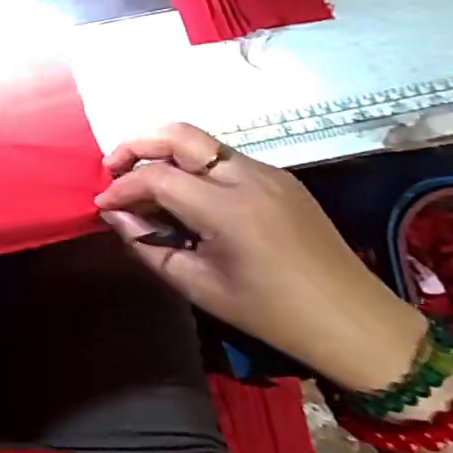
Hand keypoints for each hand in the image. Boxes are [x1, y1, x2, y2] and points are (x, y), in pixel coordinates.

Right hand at [94, 123, 427, 391]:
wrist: (350, 318)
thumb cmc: (270, 314)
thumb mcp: (200, 287)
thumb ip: (150, 246)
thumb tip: (117, 217)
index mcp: (227, 209)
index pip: (157, 177)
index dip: (122, 188)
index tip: (102, 206)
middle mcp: (247, 176)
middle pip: (180, 134)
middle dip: (138, 143)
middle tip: (113, 168)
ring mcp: (268, 171)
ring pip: (203, 143)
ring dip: (166, 152)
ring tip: (144, 182)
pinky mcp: (281, 177)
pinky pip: (226, 158)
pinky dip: (195, 166)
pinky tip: (186, 196)